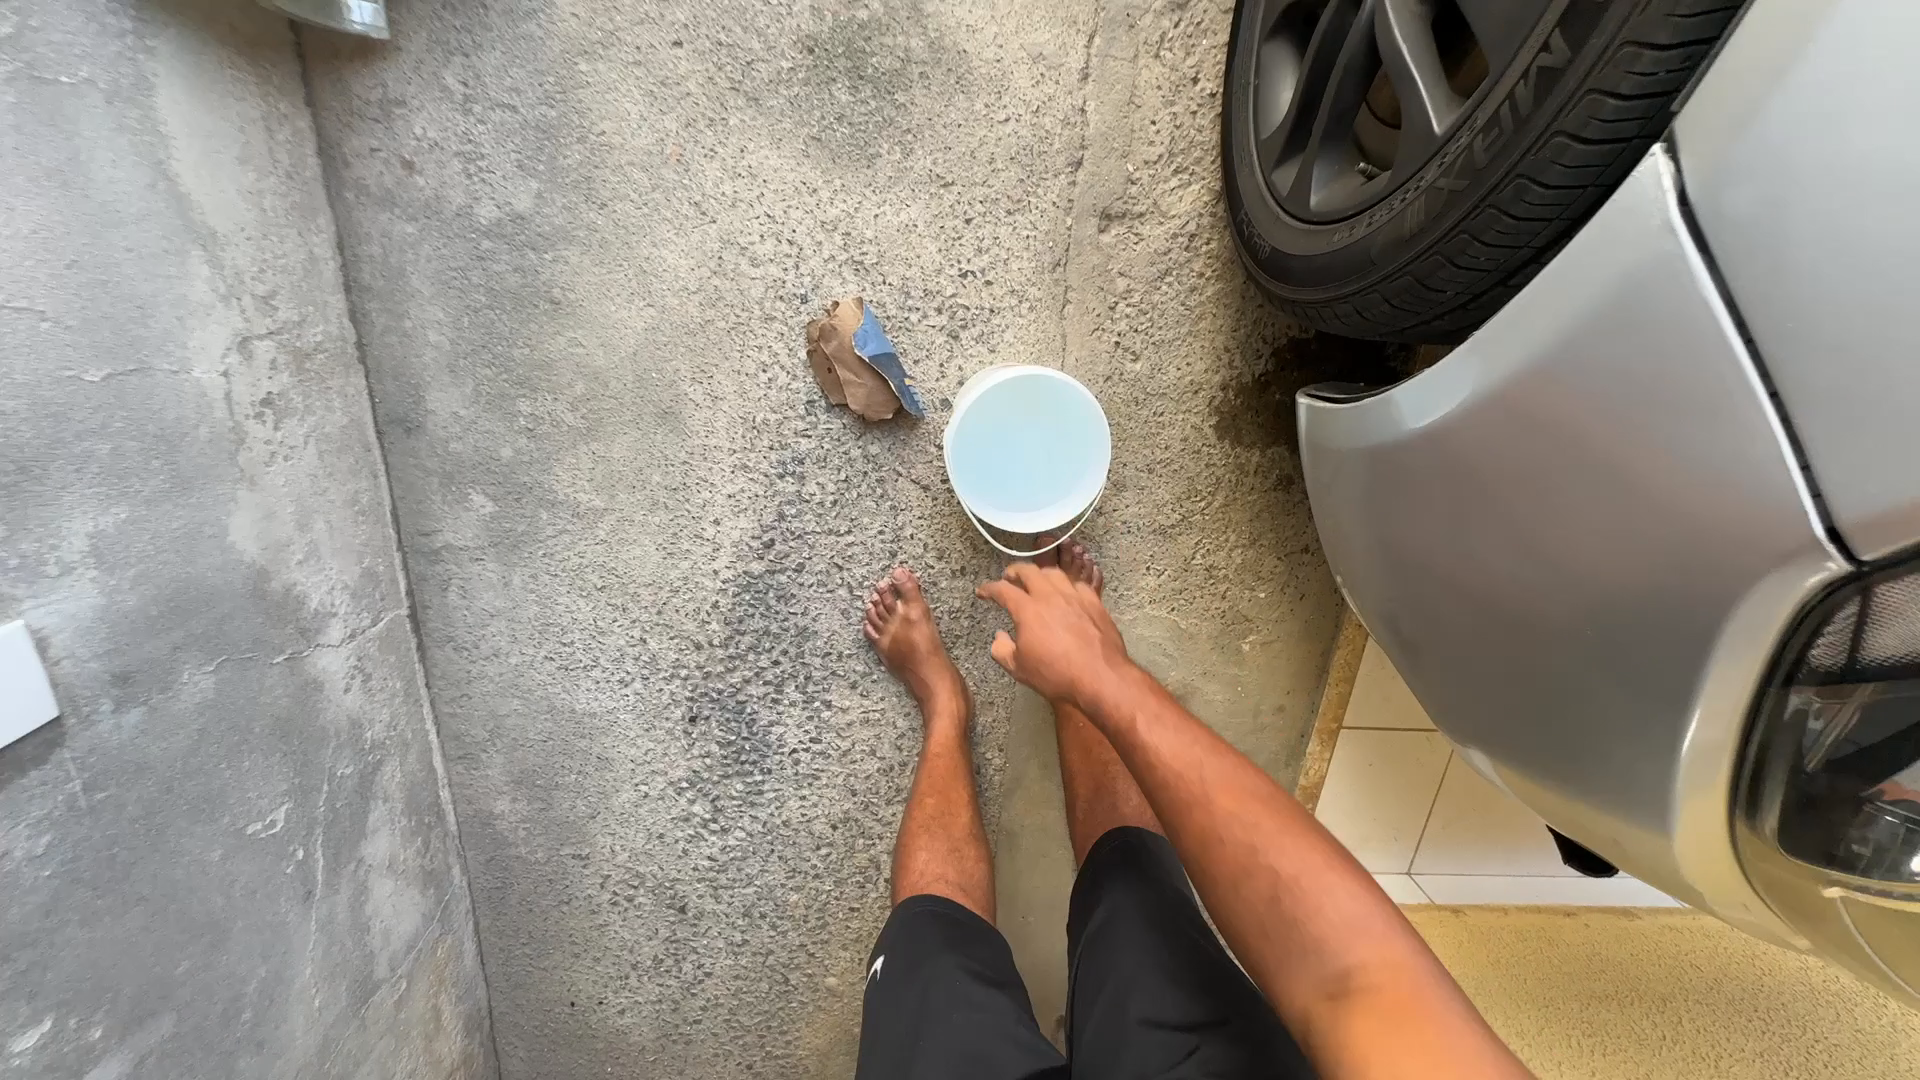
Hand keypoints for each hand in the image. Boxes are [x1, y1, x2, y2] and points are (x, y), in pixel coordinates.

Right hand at [975, 563, 1132, 708]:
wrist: (1100, 677)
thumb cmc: (1056, 675)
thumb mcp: (1019, 669)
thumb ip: (1002, 650)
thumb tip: (999, 637)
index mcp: (1028, 609)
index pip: (1002, 590)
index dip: (989, 588)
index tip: (983, 591)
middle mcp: (1050, 596)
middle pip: (1029, 571)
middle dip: (1015, 571)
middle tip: (1009, 577)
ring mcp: (1075, 596)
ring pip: (1055, 573)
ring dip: (1041, 574)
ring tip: (1037, 580)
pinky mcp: (1094, 602)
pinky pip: (1078, 584)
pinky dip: (1067, 585)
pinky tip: (1067, 592)